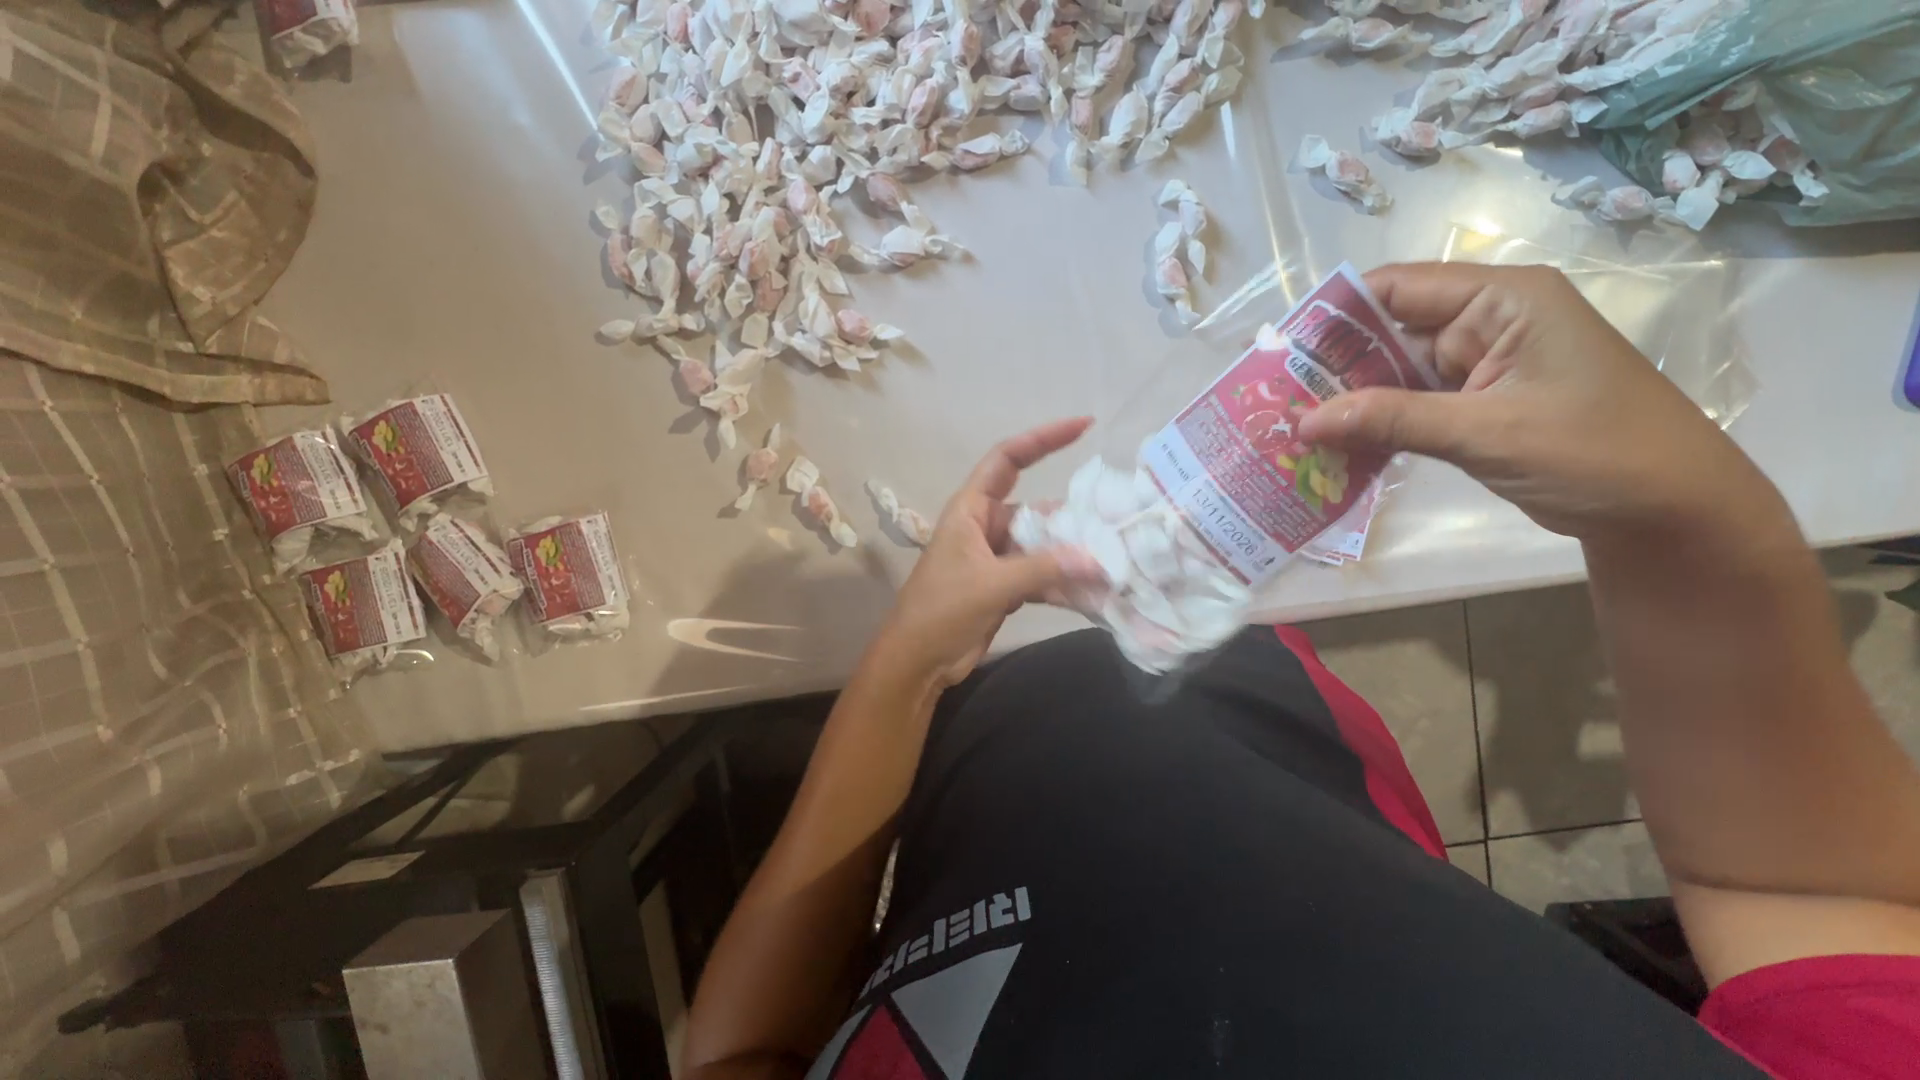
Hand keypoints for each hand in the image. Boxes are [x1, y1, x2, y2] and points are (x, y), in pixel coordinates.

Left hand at [872, 418, 1105, 689]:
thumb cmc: (941, 610)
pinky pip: (1042, 576)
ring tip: (1114, 563)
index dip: (1043, 439)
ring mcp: (996, 558)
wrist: (917, 661)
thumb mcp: (992, 585)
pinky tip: (1095, 594)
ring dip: (1072, 557)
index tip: (1084, 426)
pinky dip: (1064, 584)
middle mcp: (985, 527)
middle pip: (1036, 509)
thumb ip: (1044, 569)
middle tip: (1116, 524)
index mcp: (971, 510)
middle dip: (1072, 519)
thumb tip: (1096, 558)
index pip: (1008, 459)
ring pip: (1043, 547)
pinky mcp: (1004, 587)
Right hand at [1299, 262, 1777, 543]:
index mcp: (1503, 300)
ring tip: (1290, 424)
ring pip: (1395, 372)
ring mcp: (1481, 365)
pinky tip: (1334, 445)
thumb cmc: (1593, 451)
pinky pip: (1411, 405)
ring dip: (1350, 399)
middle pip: (1390, 330)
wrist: (1667, 510)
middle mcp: (1487, 321)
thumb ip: (1391, 419)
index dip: (1335, 315)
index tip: (1278, 351)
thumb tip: (1304, 422)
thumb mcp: (1485, 432)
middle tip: (1273, 397)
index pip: (1398, 288)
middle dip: (1334, 364)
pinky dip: (1376, 424)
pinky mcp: (1477, 405)